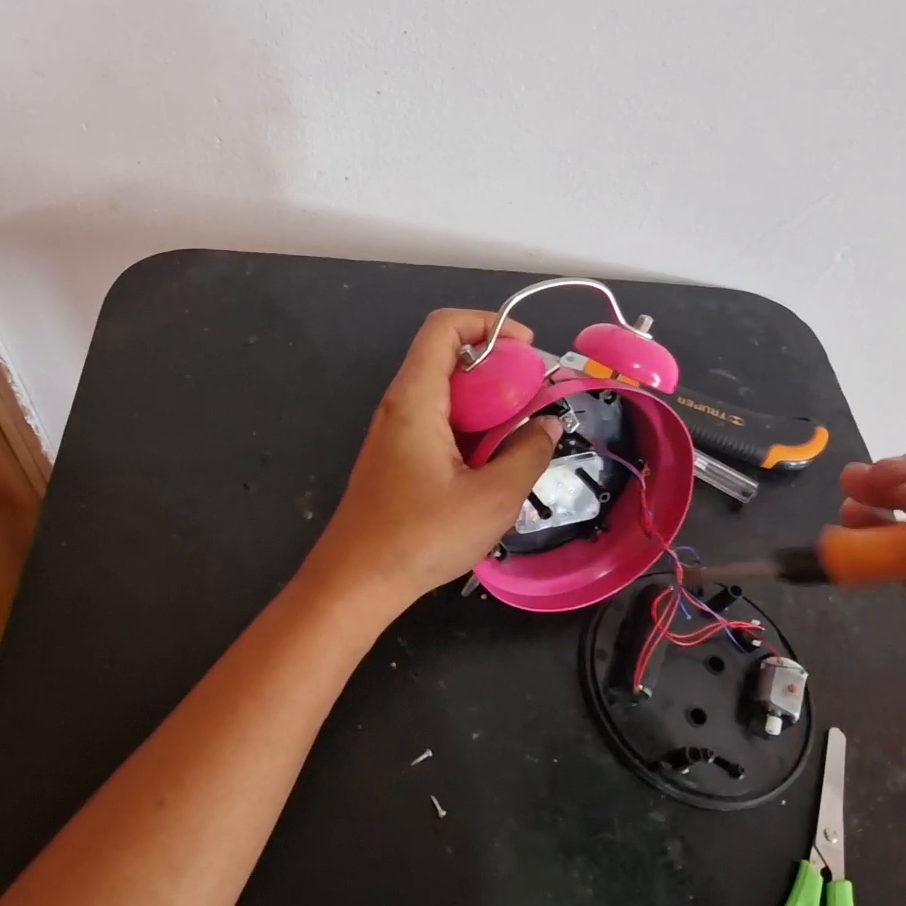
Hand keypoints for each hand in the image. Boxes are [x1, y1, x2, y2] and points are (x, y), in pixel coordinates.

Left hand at [297, 309, 561, 616]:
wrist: (356, 581)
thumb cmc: (421, 536)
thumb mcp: (492, 498)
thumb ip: (528, 454)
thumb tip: (549, 425)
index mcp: (415, 398)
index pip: (445, 327)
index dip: (490, 324)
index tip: (528, 351)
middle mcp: (400, 405)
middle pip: (450, 360)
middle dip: (499, 373)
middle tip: (535, 405)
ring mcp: (394, 433)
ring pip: (446, 397)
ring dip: (487, 408)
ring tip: (520, 440)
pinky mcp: (395, 459)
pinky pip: (437, 425)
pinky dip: (469, 432)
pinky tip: (491, 469)